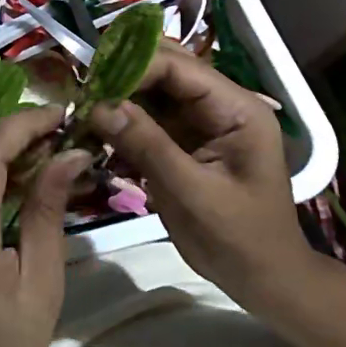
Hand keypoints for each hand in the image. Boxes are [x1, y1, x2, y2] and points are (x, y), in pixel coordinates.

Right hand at [89, 46, 310, 300]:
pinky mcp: (185, 143)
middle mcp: (220, 105)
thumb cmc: (240, 238)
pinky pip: (150, 121)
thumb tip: (100, 106)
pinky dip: (124, 123)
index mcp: (237, 108)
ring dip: (120, 99)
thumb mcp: (193, 193)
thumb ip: (149, 146)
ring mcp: (202, 123)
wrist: (264, 279)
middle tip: (81, 90)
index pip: (180, 68)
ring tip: (82, 107)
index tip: (93, 83)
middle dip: (124, 77)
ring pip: (154, 94)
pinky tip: (96, 130)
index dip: (135, 67)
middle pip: (166, 72)